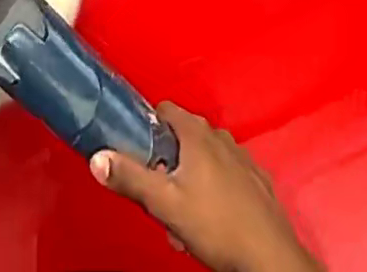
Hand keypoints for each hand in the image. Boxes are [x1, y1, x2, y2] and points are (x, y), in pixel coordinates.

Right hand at [91, 104, 322, 271]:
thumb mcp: (164, 203)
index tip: (139, 150)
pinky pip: (225, 173)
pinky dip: (214, 188)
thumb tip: (99, 158)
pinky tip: (211, 216)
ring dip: (190, 178)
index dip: (148, 127)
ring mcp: (240, 155)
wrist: (267, 256)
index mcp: (197, 134)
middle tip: (161, 193)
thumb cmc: (218, 225)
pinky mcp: (254, 177)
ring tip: (184, 213)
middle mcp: (220, 136)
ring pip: (204, 156)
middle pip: (183, 136)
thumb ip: (130, 178)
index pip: (165, 109)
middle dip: (168, 162)